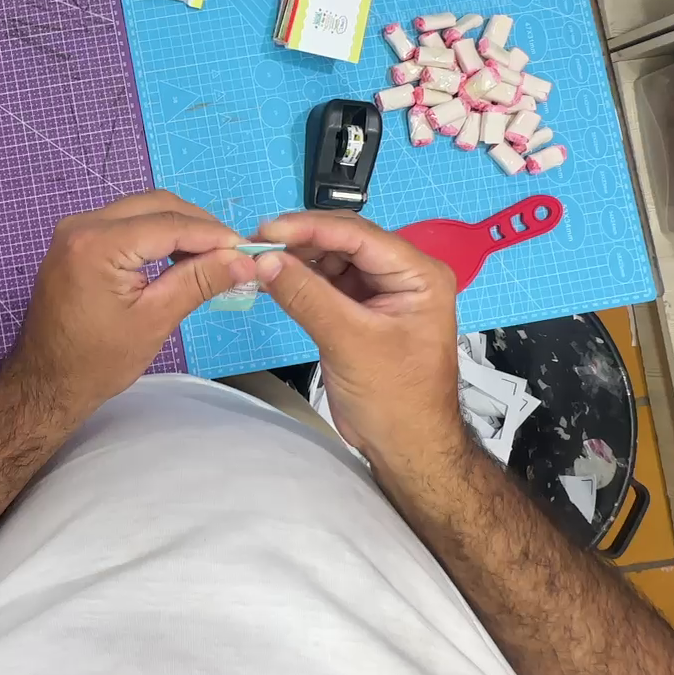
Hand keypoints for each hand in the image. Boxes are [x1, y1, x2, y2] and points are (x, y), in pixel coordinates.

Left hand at [5, 191, 252, 409]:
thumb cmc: (97, 361)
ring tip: (211, 256)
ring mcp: (75, 229)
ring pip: (140, 210)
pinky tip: (178, 256)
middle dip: (198, 225)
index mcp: (97, 243)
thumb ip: (199, 281)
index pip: (169, 223)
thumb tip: (244, 261)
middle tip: (232, 252)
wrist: (45, 382)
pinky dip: (154, 234)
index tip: (247, 250)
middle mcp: (82, 224)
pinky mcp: (76, 240)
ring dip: (178, 227)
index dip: (213, 235)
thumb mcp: (155, 319)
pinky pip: (124, 223)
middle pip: (155, 206)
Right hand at [251, 210, 466, 477]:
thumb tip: (264, 260)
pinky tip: (272, 278)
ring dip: (295, 258)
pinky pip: (324, 280)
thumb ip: (306, 296)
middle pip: (343, 241)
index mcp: (418, 274)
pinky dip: (297, 278)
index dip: (310, 228)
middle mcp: (401, 273)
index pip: (358, 235)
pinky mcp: (357, 307)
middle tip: (255, 244)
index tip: (267, 231)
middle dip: (299, 240)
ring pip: (330, 257)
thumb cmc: (395, 398)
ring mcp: (379, 290)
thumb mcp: (349, 341)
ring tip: (259, 261)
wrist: (404, 446)